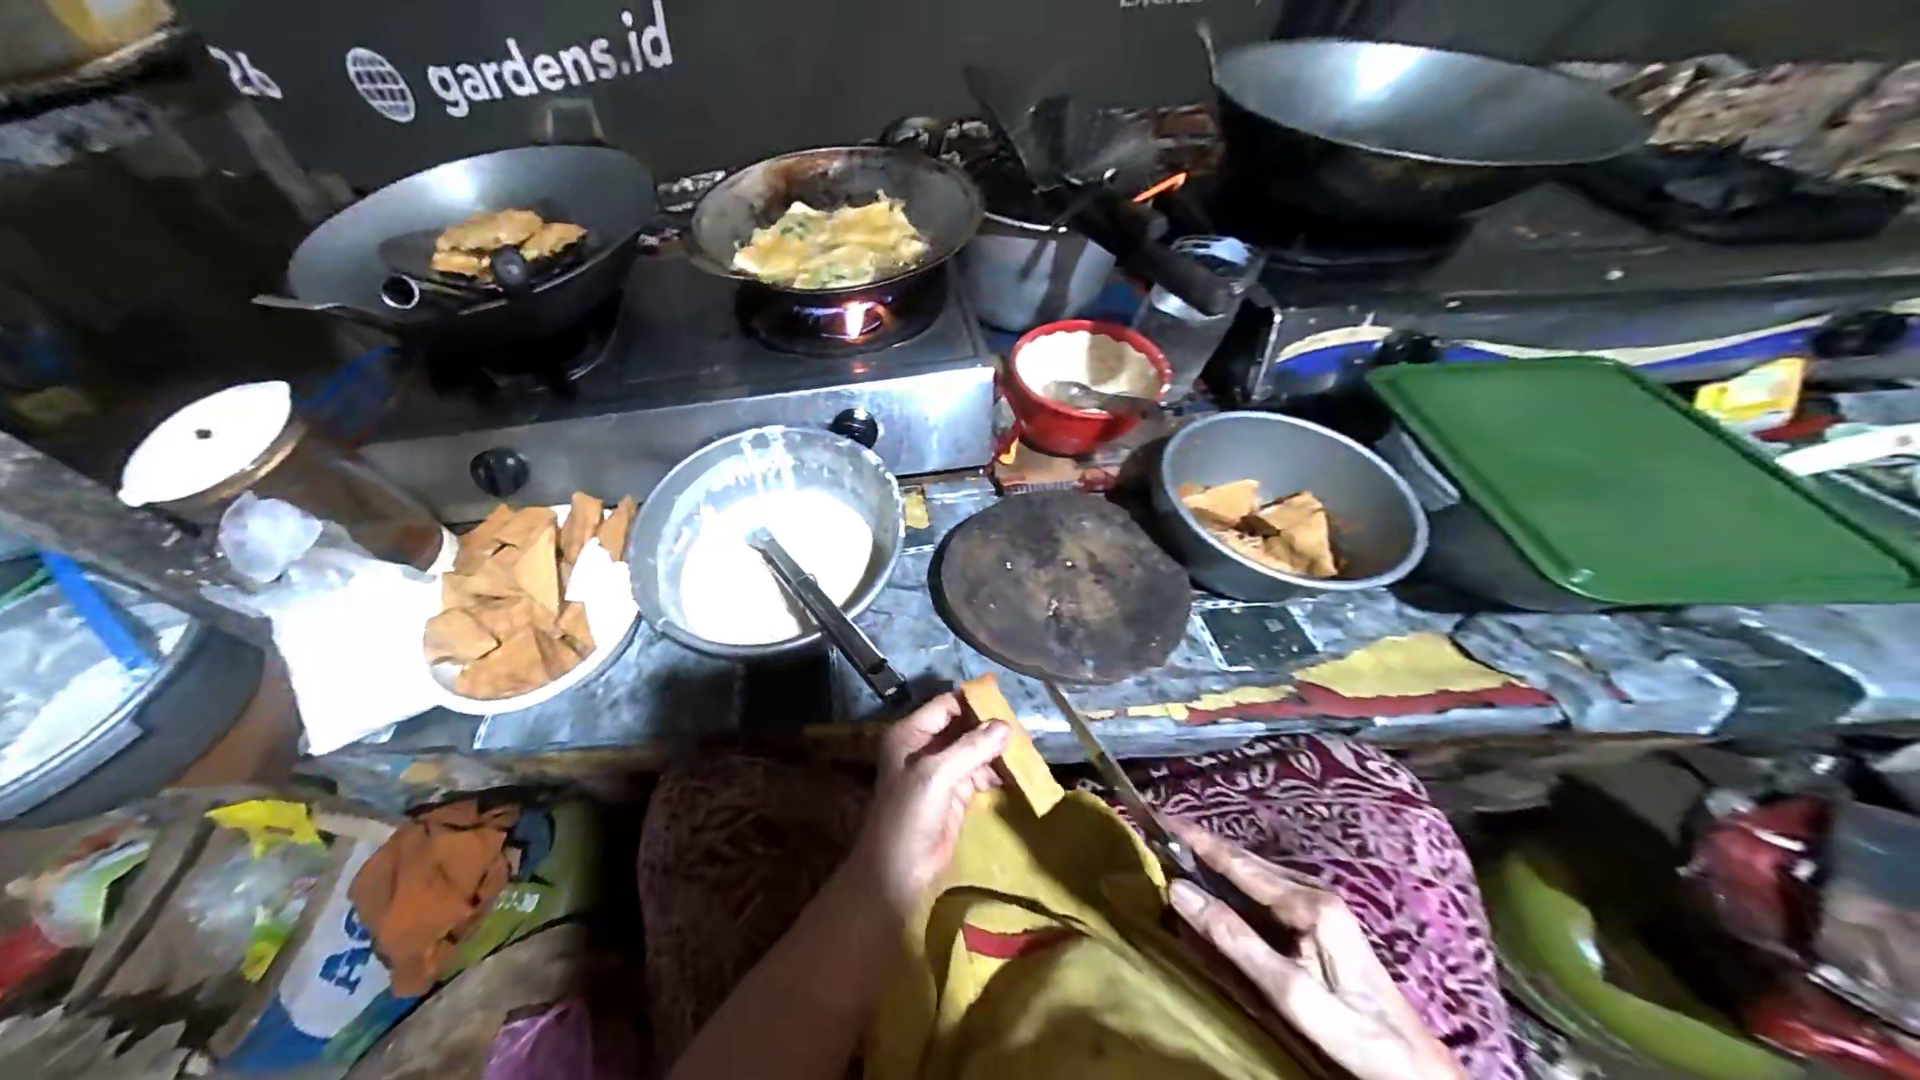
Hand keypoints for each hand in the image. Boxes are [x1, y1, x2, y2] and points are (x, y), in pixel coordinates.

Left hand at [849, 693, 1009, 919]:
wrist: (898, 870)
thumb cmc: (909, 814)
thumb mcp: (936, 775)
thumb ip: (971, 748)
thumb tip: (1006, 726)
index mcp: (911, 733)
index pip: (947, 705)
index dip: (975, 703)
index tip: (1006, 706)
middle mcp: (925, 745)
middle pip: (964, 726)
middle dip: (992, 728)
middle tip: (1024, 731)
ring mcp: (940, 769)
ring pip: (975, 749)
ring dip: (999, 750)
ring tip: (1027, 751)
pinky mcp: (955, 791)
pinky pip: (980, 772)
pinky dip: (998, 771)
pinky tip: (1018, 772)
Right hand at [1165, 819, 1466, 1079]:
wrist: (1416, 1067)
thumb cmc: (1353, 1032)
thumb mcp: (1289, 993)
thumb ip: (1234, 940)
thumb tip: (1179, 890)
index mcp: (1309, 904)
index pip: (1238, 862)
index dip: (1197, 839)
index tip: (1161, 817)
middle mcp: (1314, 891)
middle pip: (1247, 860)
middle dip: (1203, 844)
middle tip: (1162, 831)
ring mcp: (1321, 904)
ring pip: (1256, 872)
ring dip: (1218, 860)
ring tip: (1181, 851)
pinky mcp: (1322, 920)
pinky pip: (1266, 888)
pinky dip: (1235, 878)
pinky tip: (1220, 883)